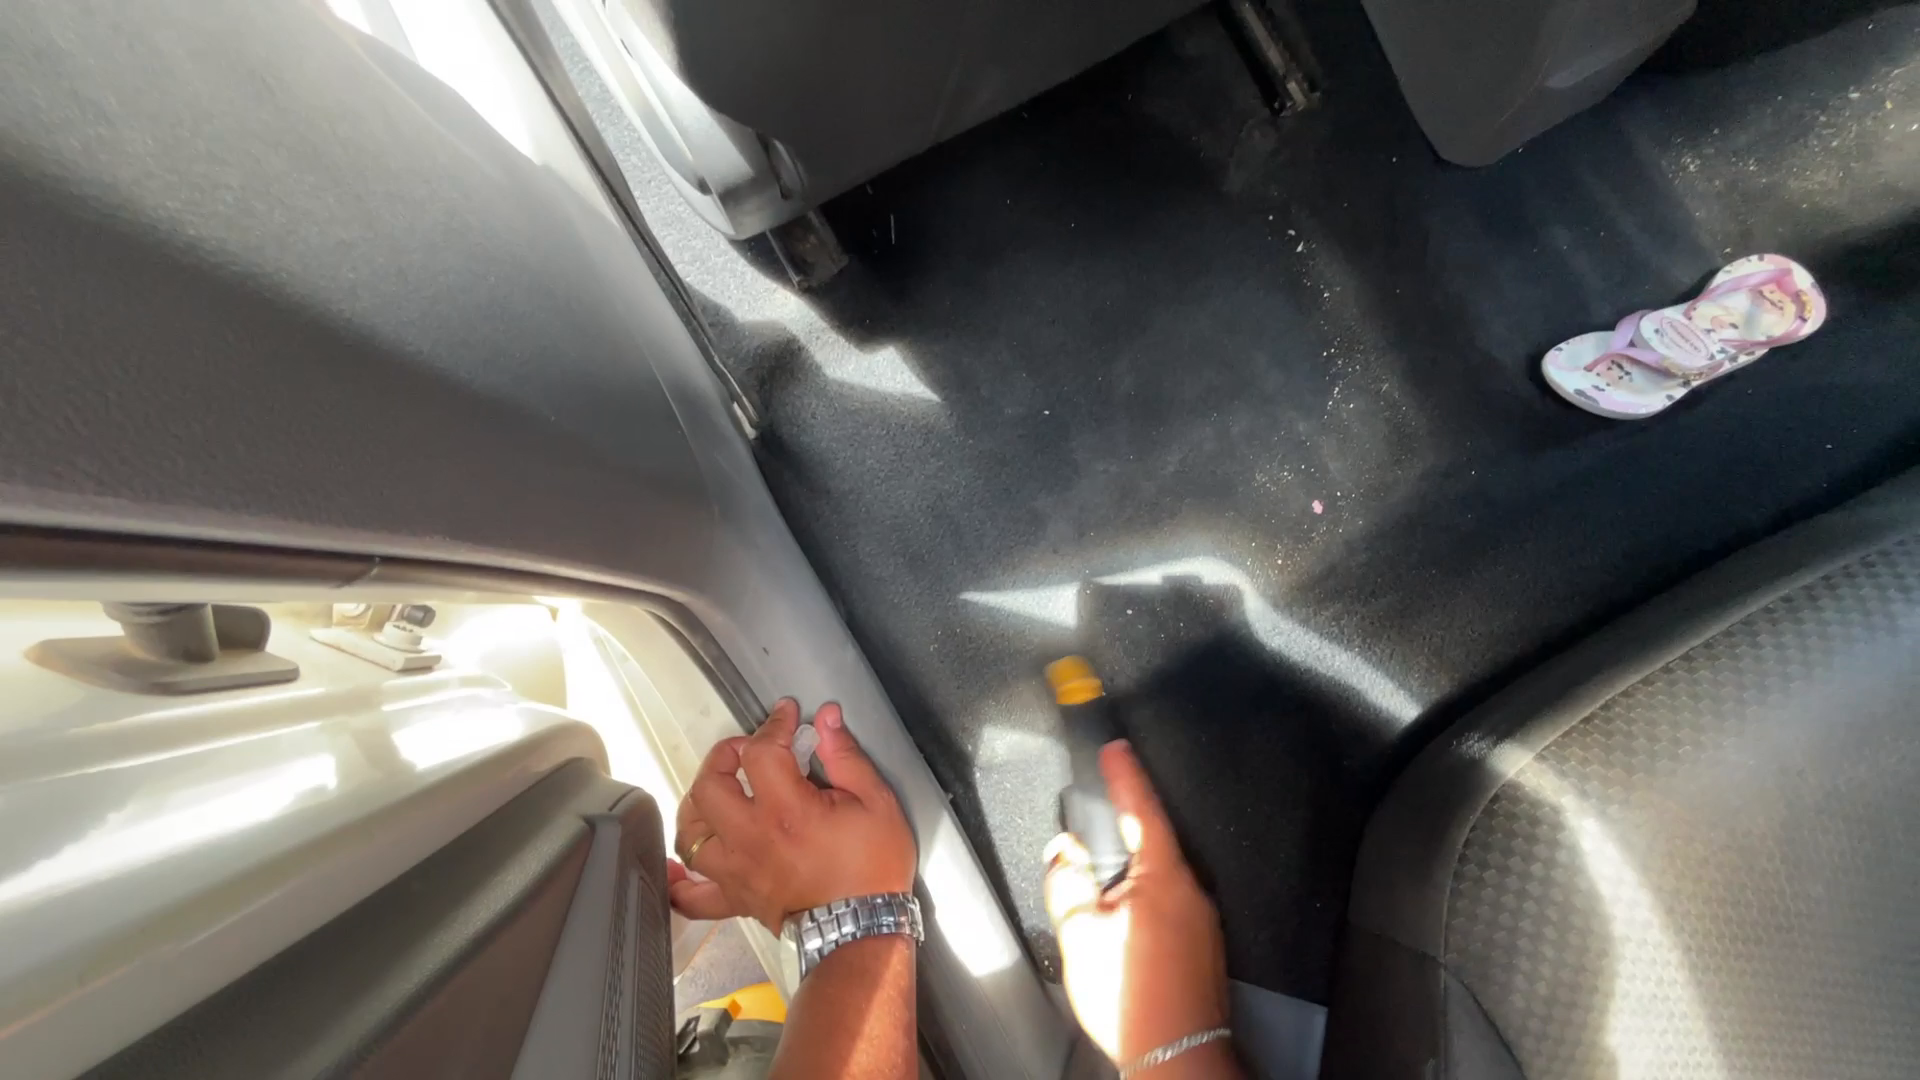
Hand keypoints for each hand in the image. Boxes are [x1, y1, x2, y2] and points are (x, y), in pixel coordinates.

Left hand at [668, 699, 916, 931]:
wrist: (863, 931)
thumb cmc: (872, 866)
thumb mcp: (874, 801)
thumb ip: (845, 755)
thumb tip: (826, 717)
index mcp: (786, 811)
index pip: (761, 751)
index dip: (772, 723)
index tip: (786, 713)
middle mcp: (750, 839)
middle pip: (709, 786)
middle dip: (724, 756)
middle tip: (748, 748)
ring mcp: (736, 872)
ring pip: (691, 833)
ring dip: (698, 803)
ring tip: (720, 790)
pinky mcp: (734, 900)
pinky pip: (690, 896)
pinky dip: (677, 879)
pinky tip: (677, 863)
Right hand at [1046, 741, 1233, 1068]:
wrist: (1178, 1059)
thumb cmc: (1129, 998)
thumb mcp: (1079, 933)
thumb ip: (1067, 881)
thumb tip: (1064, 851)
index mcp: (1162, 877)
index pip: (1143, 809)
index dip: (1126, 776)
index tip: (1117, 749)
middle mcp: (1190, 891)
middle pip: (1153, 843)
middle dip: (1122, 837)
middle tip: (1093, 843)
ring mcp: (1202, 920)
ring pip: (1160, 878)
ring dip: (1132, 877)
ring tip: (1104, 902)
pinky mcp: (1204, 945)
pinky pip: (1170, 904)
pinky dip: (1146, 902)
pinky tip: (1127, 930)